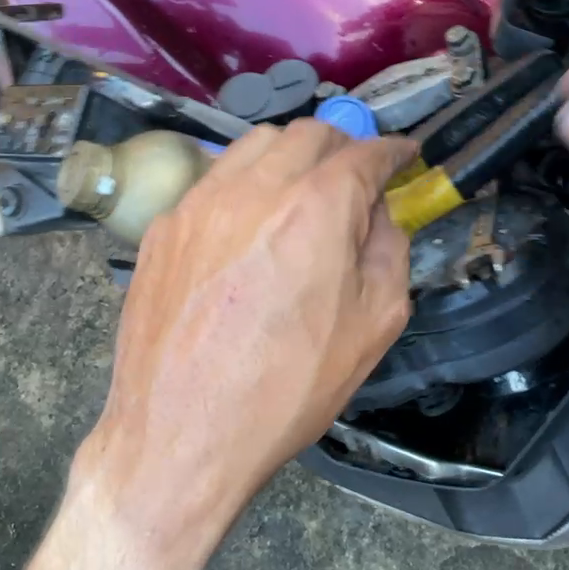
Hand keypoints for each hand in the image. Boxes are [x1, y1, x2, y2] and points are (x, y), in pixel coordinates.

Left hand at [65, 120, 413, 569]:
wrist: (182, 436)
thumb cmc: (290, 387)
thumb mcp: (377, 323)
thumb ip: (390, 248)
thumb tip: (376, 213)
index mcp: (317, 208)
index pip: (364, 153)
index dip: (393, 150)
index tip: (405, 154)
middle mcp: (255, 188)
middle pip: (308, 133)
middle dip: (343, 146)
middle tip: (357, 178)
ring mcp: (200, 202)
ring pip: (255, 144)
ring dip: (291, 156)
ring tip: (302, 193)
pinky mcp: (163, 227)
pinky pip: (214, 179)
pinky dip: (247, 184)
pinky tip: (251, 225)